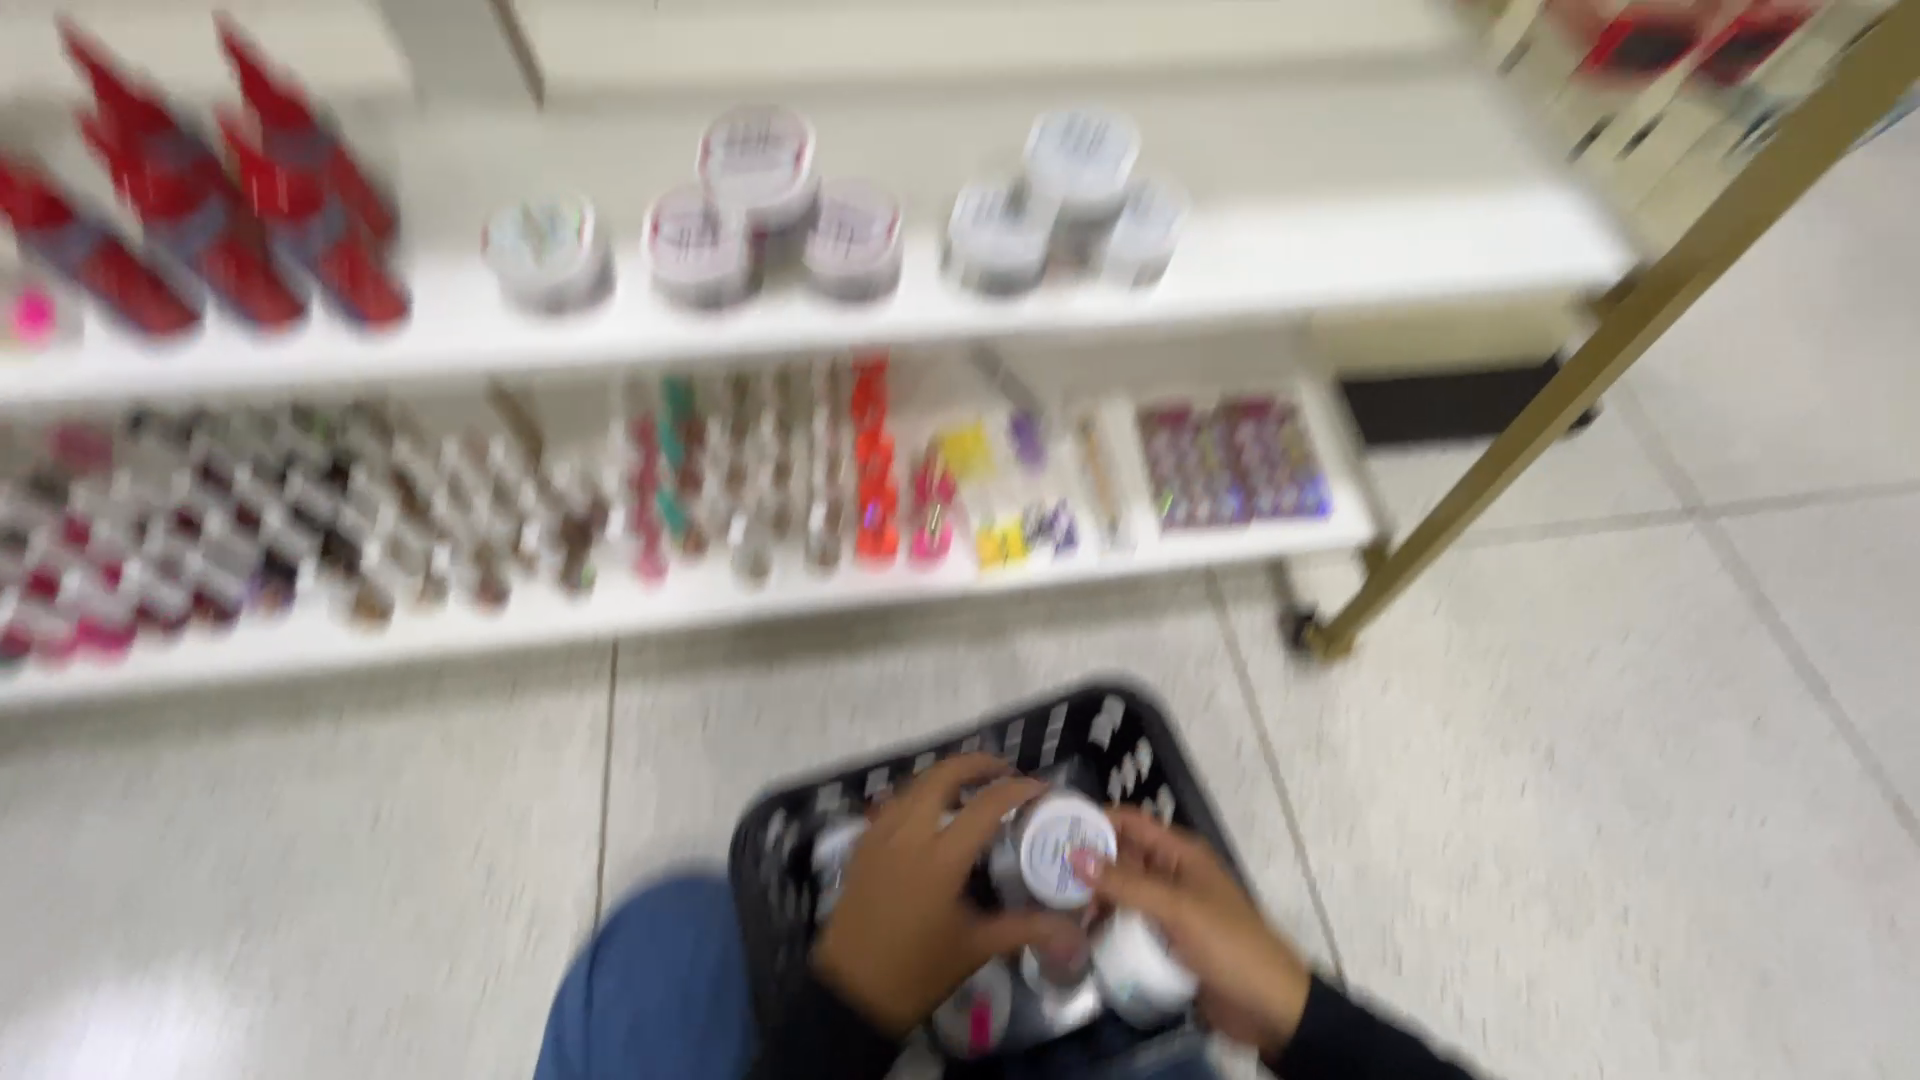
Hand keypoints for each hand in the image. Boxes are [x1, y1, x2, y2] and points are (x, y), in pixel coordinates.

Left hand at [812, 754, 1085, 1036]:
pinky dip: (920, 793)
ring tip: (975, 788)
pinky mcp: (863, 842)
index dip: (1018, 789)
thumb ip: (1027, 928)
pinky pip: (896, 801)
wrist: (850, 993)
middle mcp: (908, 834)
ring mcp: (880, 833)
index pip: (986, 805)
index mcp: (940, 859)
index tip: (1041, 788)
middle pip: (944, 774)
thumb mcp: (976, 947)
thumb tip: (1073, 930)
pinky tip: (934, 811)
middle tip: (1006, 772)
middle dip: (979, 763)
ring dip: (948, 775)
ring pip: (916, 782)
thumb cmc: (917, 972)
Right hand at [1072, 806, 1313, 1056]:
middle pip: (1120, 857)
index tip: (1052, 827)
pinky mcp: (1163, 942)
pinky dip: (1105, 926)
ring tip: (1054, 907)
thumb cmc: (1229, 946)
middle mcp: (1170, 873)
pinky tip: (1078, 935)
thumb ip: (1125, 883)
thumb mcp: (1176, 909)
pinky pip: (1128, 925)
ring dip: (1093, 898)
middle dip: (1086, 862)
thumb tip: (1073, 854)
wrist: (1271, 1011)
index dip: (1094, 819)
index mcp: (1180, 853)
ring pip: (1120, 893)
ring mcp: (1167, 909)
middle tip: (1042, 872)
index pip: (1129, 821)